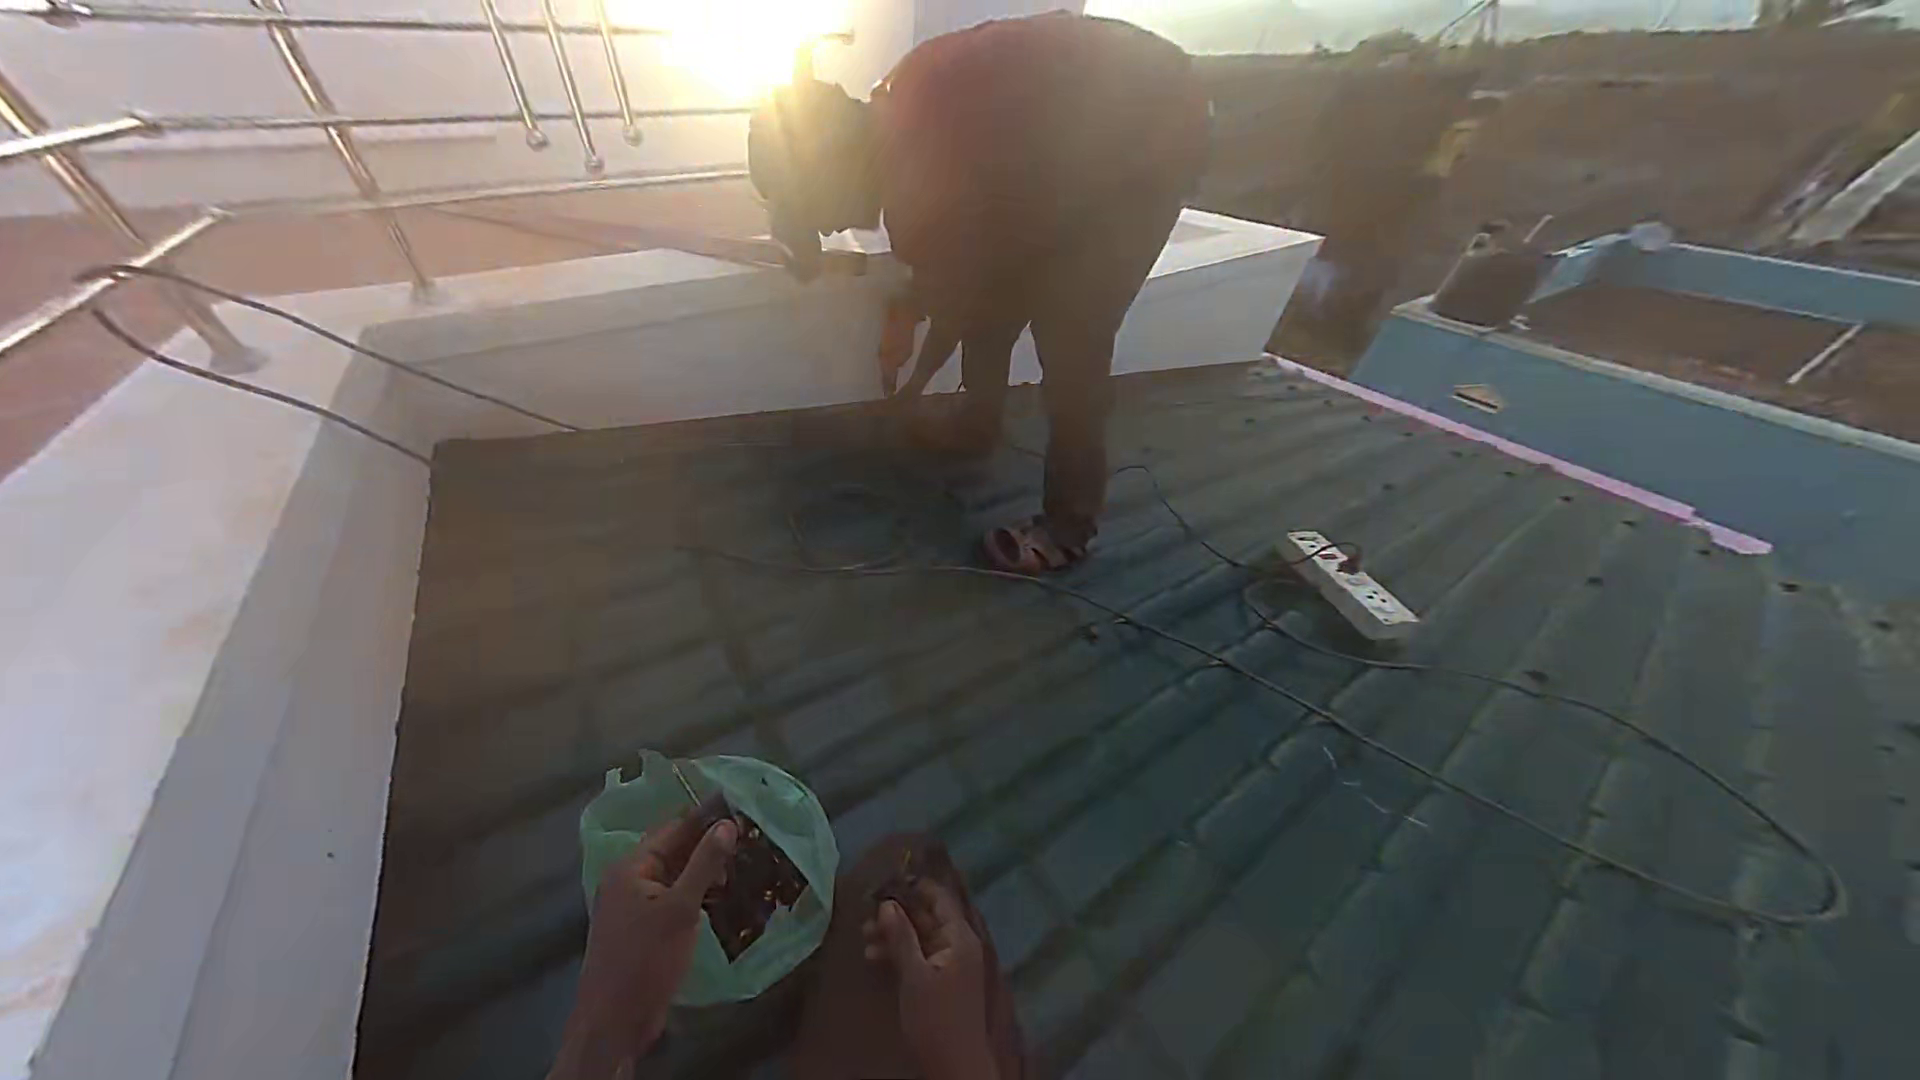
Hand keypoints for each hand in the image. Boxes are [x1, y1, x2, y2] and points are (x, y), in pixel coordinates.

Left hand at [550, 813, 736, 1078]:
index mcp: (631, 867)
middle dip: (710, 841)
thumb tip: (727, 823)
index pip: (675, 827)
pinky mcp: (644, 926)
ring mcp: (635, 904)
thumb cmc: (645, 961)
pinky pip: (674, 894)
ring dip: (706, 866)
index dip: (707, 816)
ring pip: (677, 872)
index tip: (740, 805)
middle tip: (749, 833)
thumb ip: (705, 863)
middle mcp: (629, 879)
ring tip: (744, 860)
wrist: (613, 1027)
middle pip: (675, 848)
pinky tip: (724, 890)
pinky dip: (698, 888)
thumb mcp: (680, 909)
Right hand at [864, 880, 997, 1079]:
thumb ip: (901, 936)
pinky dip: (899, 954)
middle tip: (866, 915)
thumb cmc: (936, 1019)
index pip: (939, 898)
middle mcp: (957, 944)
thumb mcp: (915, 975)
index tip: (885, 883)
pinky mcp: (940, 981)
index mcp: (959, 936)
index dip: (914, 887)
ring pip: (920, 937)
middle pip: (927, 917)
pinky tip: (874, 956)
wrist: (955, 1072)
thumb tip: (886, 903)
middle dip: (897, 914)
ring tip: (864, 937)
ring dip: (894, 935)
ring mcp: (950, 963)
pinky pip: (919, 956)